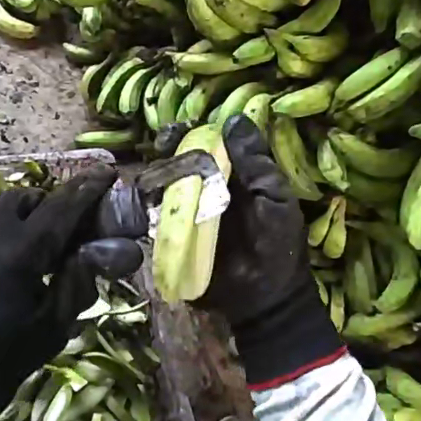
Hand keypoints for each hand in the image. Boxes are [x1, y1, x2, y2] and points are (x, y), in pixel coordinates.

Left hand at [0, 169, 145, 420]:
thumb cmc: (9, 354)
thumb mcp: (57, 323)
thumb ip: (79, 281)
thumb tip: (94, 251)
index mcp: (23, 251)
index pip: (64, 205)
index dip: (89, 187)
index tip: (108, 173)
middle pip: (33, 197)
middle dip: (57, 203)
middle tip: (74, 223)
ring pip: (7, 206)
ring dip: (31, 213)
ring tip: (43, 240)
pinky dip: (8, 226)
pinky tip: (13, 255)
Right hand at [172, 115, 343, 388]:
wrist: (266, 302)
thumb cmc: (278, 246)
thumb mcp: (276, 199)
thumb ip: (256, 162)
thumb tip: (233, 118)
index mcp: (236, 175)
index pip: (210, 144)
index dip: (194, 132)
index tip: (182, 128)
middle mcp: (209, 189)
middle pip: (181, 160)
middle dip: (169, 150)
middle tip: (163, 146)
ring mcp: (189, 214)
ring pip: (165, 185)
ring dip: (156, 175)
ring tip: (154, 174)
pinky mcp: (174, 238)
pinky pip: (156, 217)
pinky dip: (147, 207)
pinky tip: (142, 200)